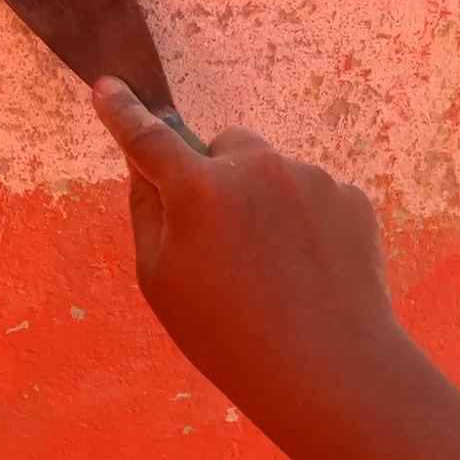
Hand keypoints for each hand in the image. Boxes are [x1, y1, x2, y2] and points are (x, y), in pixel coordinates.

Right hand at [90, 77, 419, 436]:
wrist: (332, 373)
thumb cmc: (225, 335)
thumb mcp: (159, 280)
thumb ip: (148, 211)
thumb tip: (148, 169)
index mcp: (200, 189)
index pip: (148, 138)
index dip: (123, 112)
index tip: (109, 86)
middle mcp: (256, 168)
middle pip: (221, 147)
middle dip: (213, 173)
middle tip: (219, 235)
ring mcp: (310, 179)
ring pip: (268, 171)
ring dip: (259, 197)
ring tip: (272, 264)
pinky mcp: (351, 197)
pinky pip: (309, 192)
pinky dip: (299, 216)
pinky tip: (306, 266)